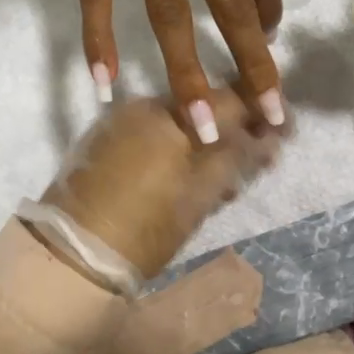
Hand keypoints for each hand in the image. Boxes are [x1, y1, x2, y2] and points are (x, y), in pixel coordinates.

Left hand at [41, 89, 278, 279]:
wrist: (70, 253)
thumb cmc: (142, 231)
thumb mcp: (198, 199)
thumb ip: (236, 161)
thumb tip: (269, 138)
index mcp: (172, 119)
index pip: (230, 100)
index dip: (262, 111)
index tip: (283, 129)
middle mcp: (146, 106)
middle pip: (202, 105)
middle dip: (234, 126)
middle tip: (258, 154)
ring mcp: (121, 119)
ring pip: (177, 118)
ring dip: (204, 136)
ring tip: (224, 174)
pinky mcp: (104, 136)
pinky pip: (150, 128)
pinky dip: (174, 143)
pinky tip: (184, 173)